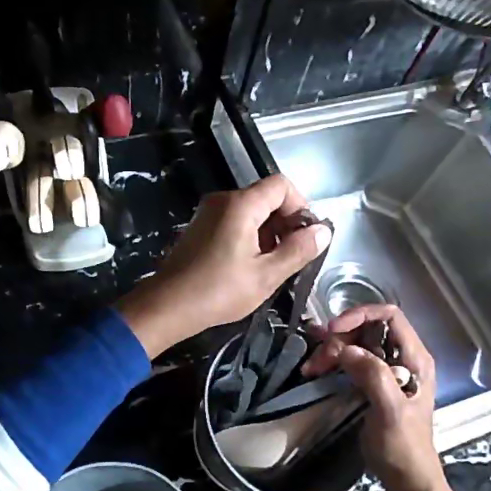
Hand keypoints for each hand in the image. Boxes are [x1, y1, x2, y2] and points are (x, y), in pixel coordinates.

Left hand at [115, 175, 331, 358]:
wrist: (168, 306)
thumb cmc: (219, 290)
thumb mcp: (267, 275)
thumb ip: (298, 250)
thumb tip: (323, 231)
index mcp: (240, 205)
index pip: (281, 185)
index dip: (301, 206)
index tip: (307, 236)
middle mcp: (223, 200)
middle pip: (266, 197)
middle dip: (286, 222)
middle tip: (295, 255)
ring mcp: (209, 213)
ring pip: (251, 211)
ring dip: (270, 232)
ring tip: (275, 265)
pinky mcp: (201, 228)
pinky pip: (235, 222)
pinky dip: (251, 237)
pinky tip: (252, 266)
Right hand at [305, 304, 477, 490]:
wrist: (407, 479)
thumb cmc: (404, 447)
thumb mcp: (391, 412)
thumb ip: (374, 376)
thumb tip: (348, 350)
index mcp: (415, 358)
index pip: (390, 316)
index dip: (360, 315)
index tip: (334, 330)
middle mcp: (403, 357)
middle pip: (368, 328)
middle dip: (340, 338)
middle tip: (319, 359)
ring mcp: (389, 369)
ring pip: (356, 343)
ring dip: (332, 351)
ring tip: (312, 368)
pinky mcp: (374, 382)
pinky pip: (351, 360)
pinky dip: (333, 361)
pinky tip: (316, 371)